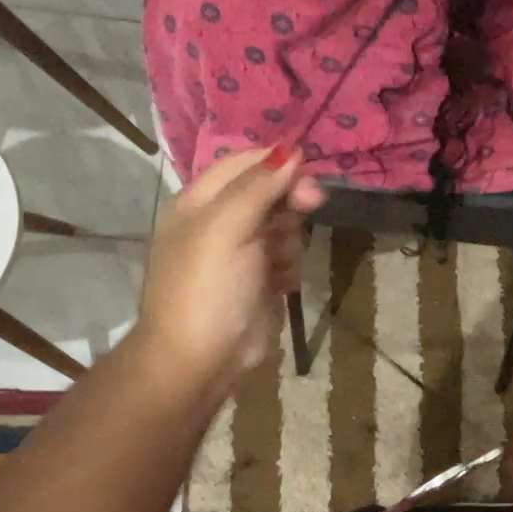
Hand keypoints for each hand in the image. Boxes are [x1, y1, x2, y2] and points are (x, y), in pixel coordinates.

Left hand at [134, 147, 322, 386]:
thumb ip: (257, 187)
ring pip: (284, 228)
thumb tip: (290, 152)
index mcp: (200, 203)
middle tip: (312, 206)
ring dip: (289, 241)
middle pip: (269, 193)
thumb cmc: (207, 288)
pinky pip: (287, 261)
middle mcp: (220, 224)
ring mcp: (242, 256)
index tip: (307, 172)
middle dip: (291, 201)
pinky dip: (288, 269)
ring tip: (277, 263)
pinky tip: (280, 285)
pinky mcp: (260, 283)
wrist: (200, 359)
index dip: (276, 163)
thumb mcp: (226, 228)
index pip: (243, 164)